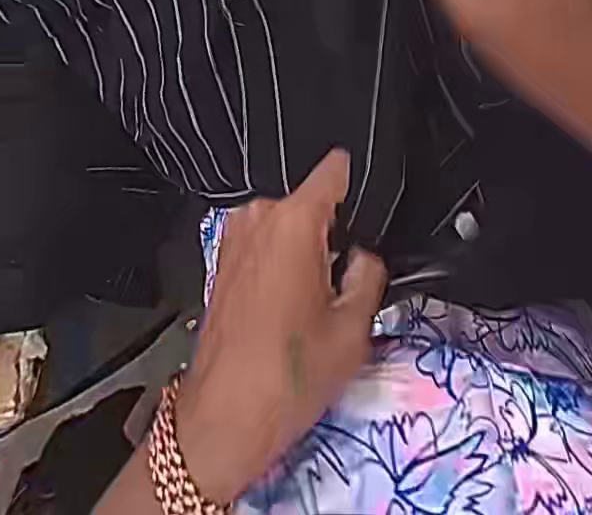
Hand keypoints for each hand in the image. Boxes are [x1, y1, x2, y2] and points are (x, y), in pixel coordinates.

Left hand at [175, 150, 387, 501]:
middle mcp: (260, 215)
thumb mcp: (353, 327)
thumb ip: (370, 270)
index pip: (337, 166)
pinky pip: (268, 236)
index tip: (372, 209)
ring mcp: (236, 234)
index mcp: (294, 221)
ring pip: (291, 219)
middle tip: (344, 270)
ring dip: (308, 242)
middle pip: (314, 197)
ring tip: (316, 291)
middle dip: (336, 224)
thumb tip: (363, 253)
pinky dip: (284, 255)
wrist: (220, 424)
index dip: (361, 181)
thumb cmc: (288, 376)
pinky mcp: (223, 256)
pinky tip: (290, 299)